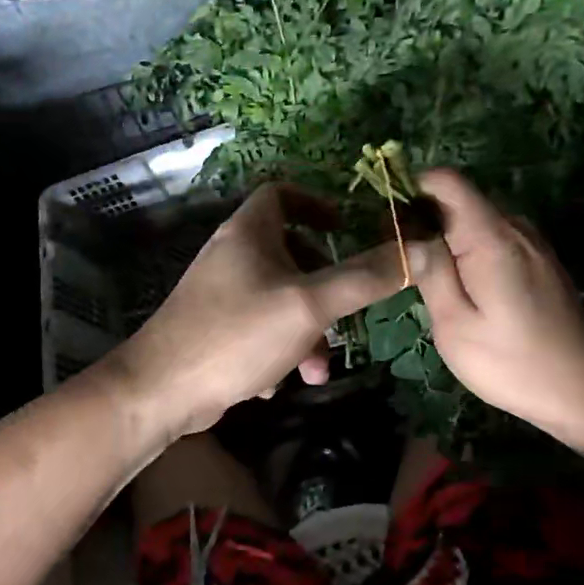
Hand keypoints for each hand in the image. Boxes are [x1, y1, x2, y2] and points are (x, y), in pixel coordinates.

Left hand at [106, 183, 407, 439]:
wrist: (161, 391)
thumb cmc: (237, 334)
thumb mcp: (309, 304)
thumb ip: (365, 277)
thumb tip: (422, 248)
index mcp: (248, 233)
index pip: (281, 194)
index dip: (316, 204)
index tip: (345, 229)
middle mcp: (231, 255)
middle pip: (289, 254)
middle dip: (322, 289)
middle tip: (343, 316)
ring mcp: (219, 294)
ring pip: (278, 300)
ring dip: (305, 331)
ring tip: (316, 371)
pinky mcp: (213, 329)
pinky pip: (257, 328)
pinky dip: (276, 350)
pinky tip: (275, 384)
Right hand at [409, 169, 583, 460]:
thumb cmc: (513, 363)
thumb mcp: (455, 325)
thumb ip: (429, 271)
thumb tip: (408, 232)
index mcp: (491, 237)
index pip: (445, 180)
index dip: (411, 190)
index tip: (389, 225)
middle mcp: (514, 227)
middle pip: (457, 199)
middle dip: (422, 219)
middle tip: (398, 264)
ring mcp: (530, 242)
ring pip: (472, 220)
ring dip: (444, 239)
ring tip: (424, 280)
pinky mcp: (537, 259)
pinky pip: (491, 237)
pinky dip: (467, 251)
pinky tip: (460, 289)